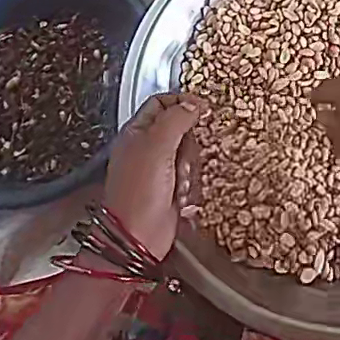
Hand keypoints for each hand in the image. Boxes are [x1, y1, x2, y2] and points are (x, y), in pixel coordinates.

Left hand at [101, 93, 206, 258]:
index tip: (202, 108)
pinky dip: (190, 186)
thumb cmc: (139, 192)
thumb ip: (176, 120)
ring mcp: (159, 169)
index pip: (161, 103)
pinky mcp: (171, 189)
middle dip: (188, 145)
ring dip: (189, 169)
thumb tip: (194, 103)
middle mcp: (147, 147)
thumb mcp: (157, 147)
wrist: (137, 238)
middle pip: (181, 130)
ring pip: (189, 154)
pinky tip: (180, 198)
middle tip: (181, 158)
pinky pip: (191, 177)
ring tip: (178, 183)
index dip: (182, 102)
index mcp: (137, 132)